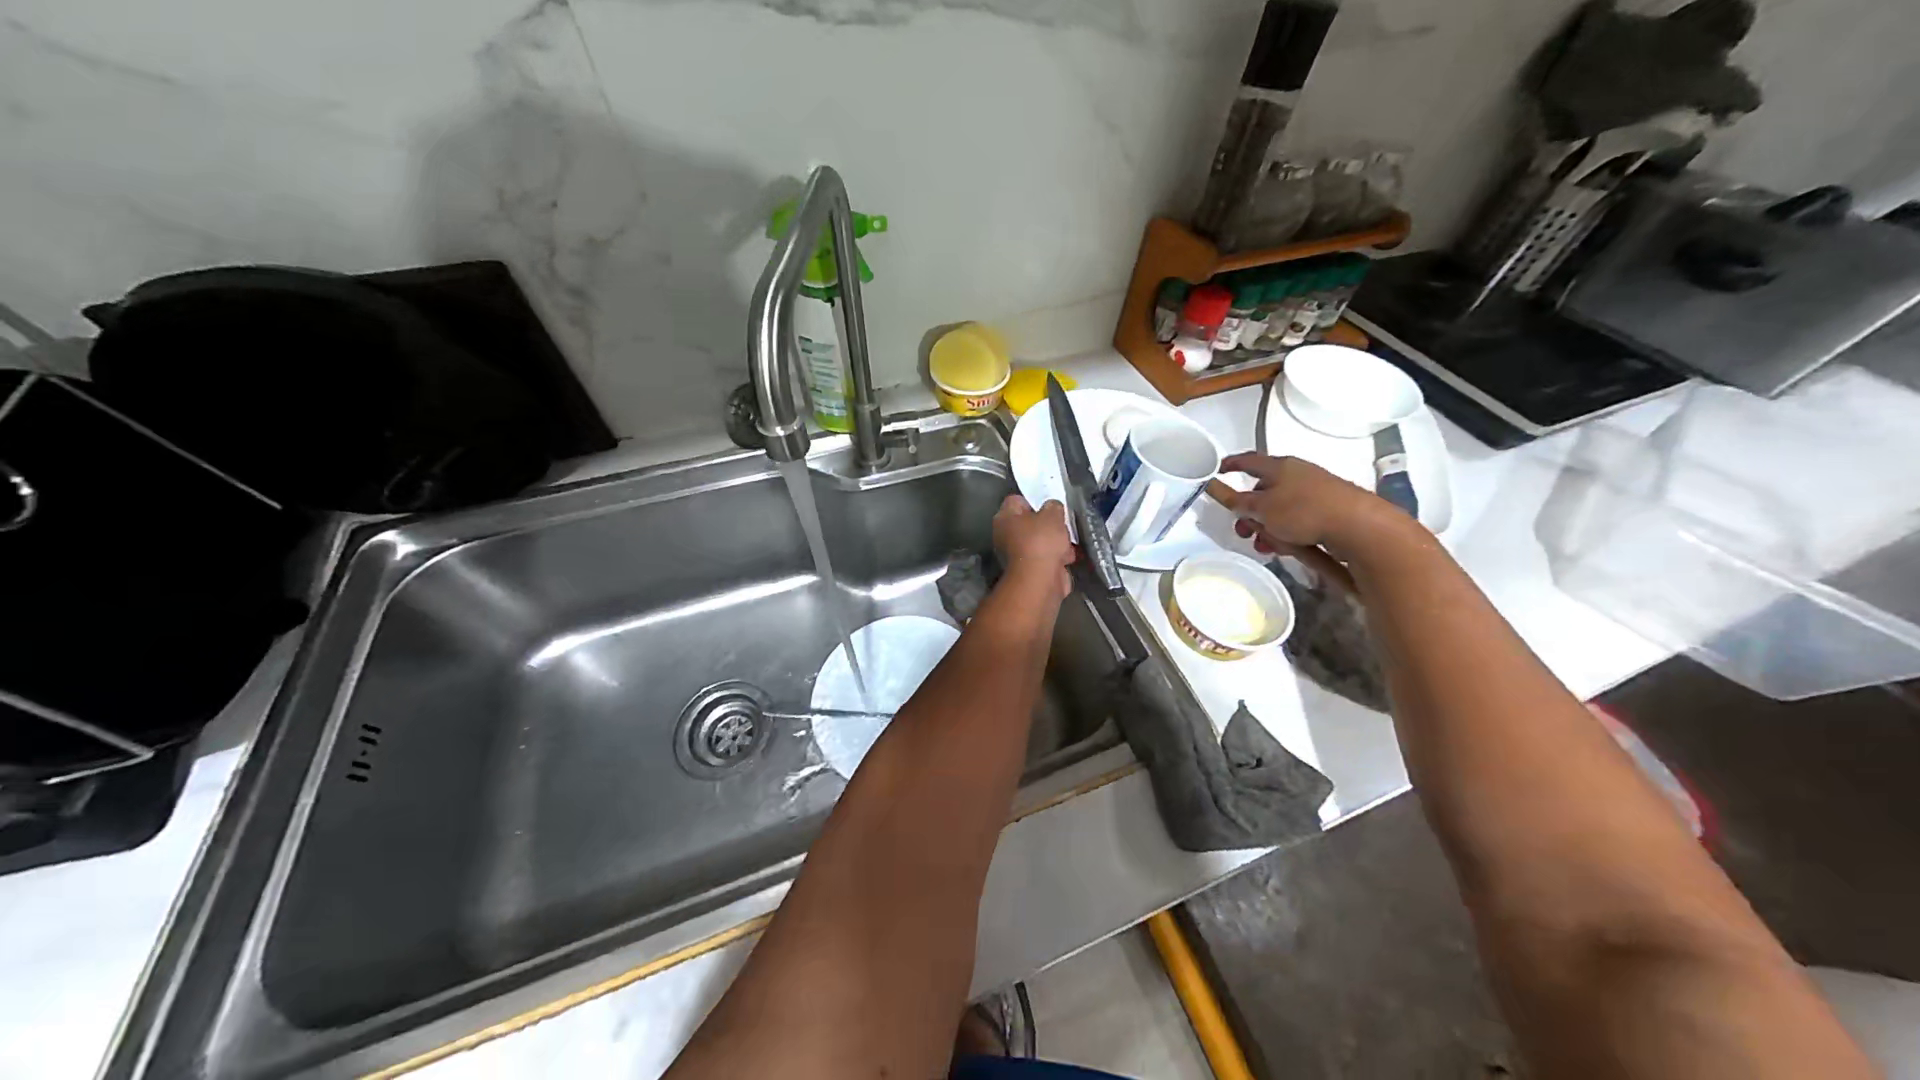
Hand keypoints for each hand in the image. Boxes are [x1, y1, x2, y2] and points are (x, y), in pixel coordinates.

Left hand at [993, 495, 1074, 598]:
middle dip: (1048, 524)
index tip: (1050, 505)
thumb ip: (1053, 506)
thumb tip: (1052, 508)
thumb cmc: (1041, 541)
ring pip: (1040, 541)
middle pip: (1030, 523)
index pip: (1016, 501)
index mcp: (1004, 518)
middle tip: (1063, 523)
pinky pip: (1046, 558)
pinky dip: (1057, 558)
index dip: (1034, 500)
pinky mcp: (1030, 571)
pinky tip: (1069, 557)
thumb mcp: (1052, 514)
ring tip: (1070, 541)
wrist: (1040, 580)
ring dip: (1056, 542)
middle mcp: (1006, 535)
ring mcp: (1017, 555)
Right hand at [1219, 453, 1406, 561]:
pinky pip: (1297, 519)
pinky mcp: (1328, 509)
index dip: (1230, 465)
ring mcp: (1314, 492)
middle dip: (1249, 513)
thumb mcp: (1261, 508)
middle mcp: (1297, 474)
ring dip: (1267, 528)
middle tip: (1243, 531)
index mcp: (1279, 467)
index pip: (1248, 461)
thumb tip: (1215, 487)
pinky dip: (1286, 532)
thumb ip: (1236, 501)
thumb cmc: (1302, 511)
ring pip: (1280, 509)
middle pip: (1263, 491)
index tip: (1217, 472)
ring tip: (1266, 546)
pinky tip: (1286, 547)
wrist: (1357, 526)